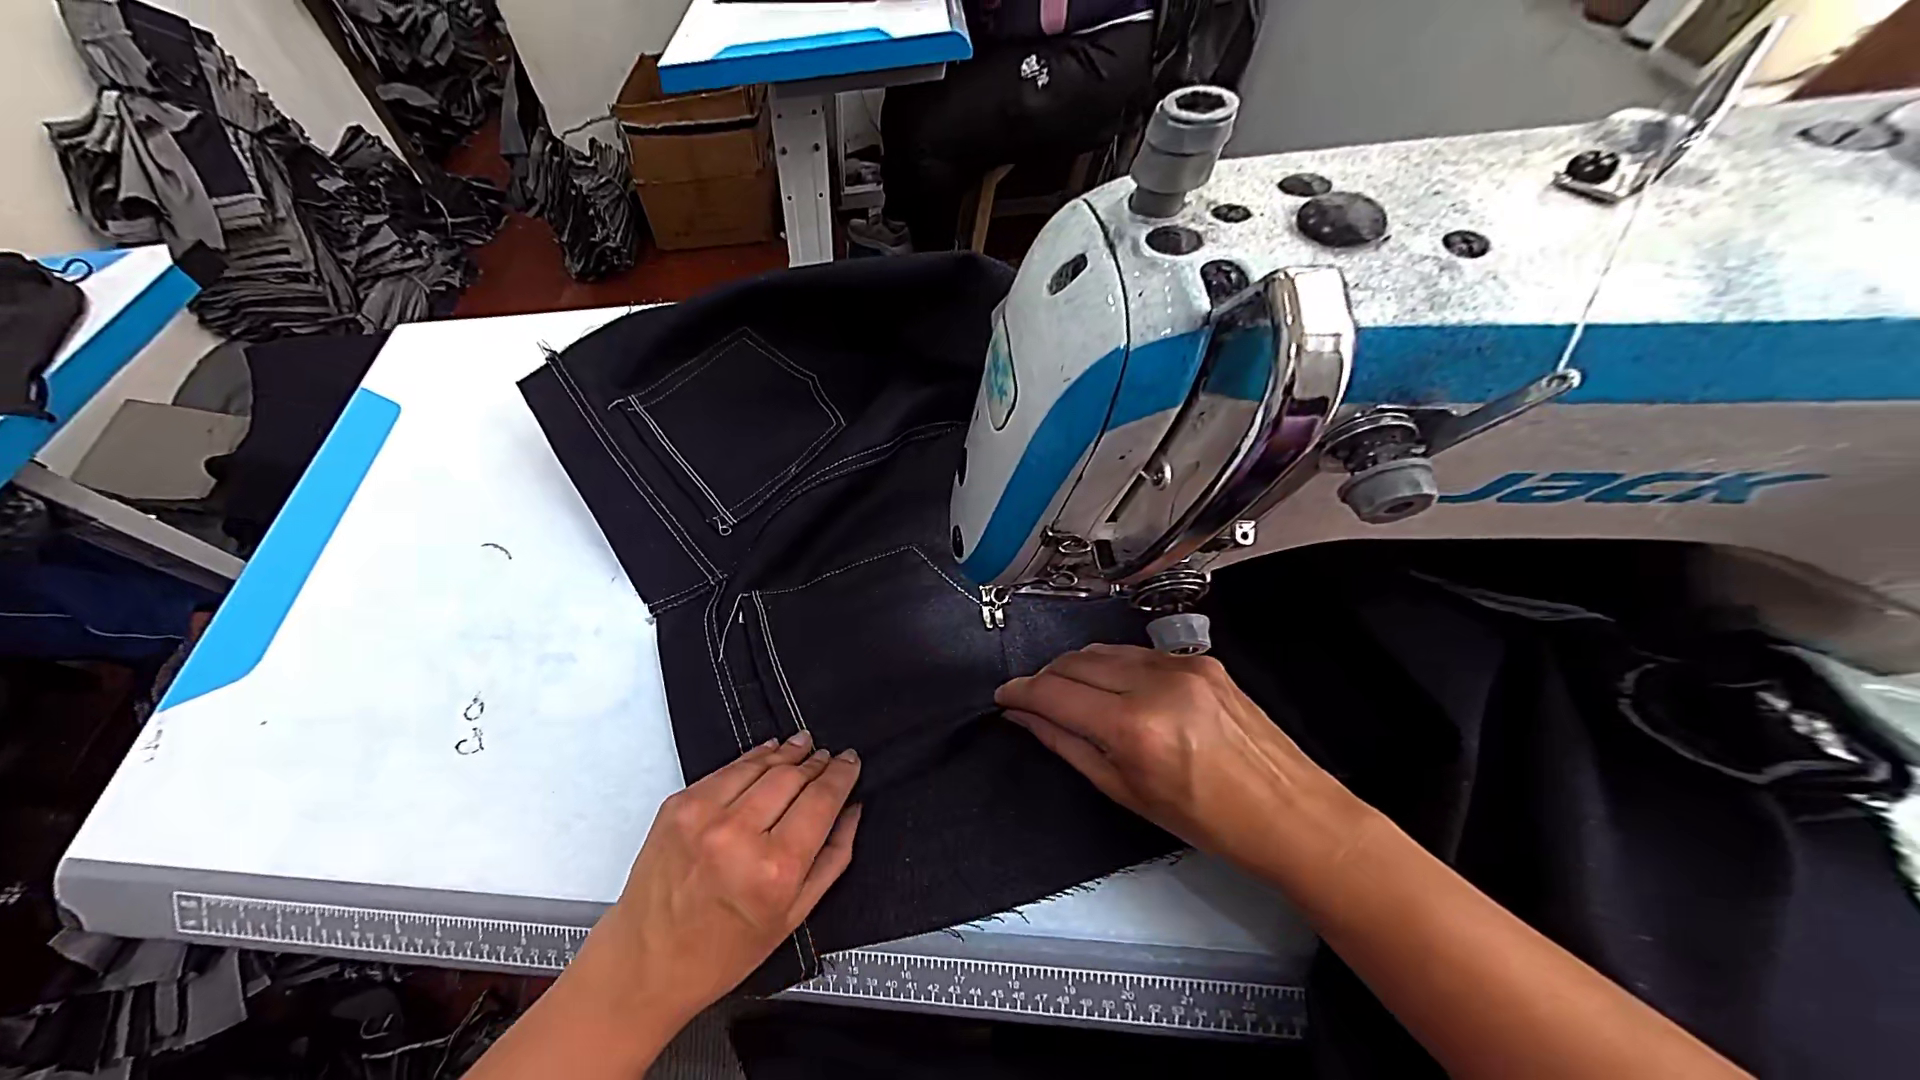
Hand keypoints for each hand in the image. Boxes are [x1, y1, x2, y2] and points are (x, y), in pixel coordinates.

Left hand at [573, 731, 860, 1032]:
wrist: (645, 965)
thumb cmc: (721, 951)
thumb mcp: (795, 915)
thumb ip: (834, 856)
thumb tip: (852, 808)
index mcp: (774, 869)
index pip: (822, 798)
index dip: (842, 773)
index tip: (851, 761)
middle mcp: (737, 836)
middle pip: (794, 774)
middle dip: (817, 762)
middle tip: (829, 757)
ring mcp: (703, 816)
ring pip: (762, 763)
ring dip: (788, 752)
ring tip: (804, 746)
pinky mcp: (678, 805)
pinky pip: (728, 768)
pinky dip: (753, 758)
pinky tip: (768, 754)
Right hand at [995, 643, 1367, 874]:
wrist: (1288, 813)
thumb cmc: (1211, 820)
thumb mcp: (1125, 792)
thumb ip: (1067, 745)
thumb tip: (1027, 718)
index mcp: (1136, 729)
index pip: (1056, 694)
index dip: (1021, 693)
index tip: (1005, 696)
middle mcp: (1158, 686)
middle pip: (1075, 662)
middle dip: (1045, 678)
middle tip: (1031, 698)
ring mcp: (1183, 667)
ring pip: (1104, 650)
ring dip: (1076, 667)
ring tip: (1067, 692)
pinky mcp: (1202, 660)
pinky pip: (1138, 653)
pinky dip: (1113, 665)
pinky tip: (1111, 686)